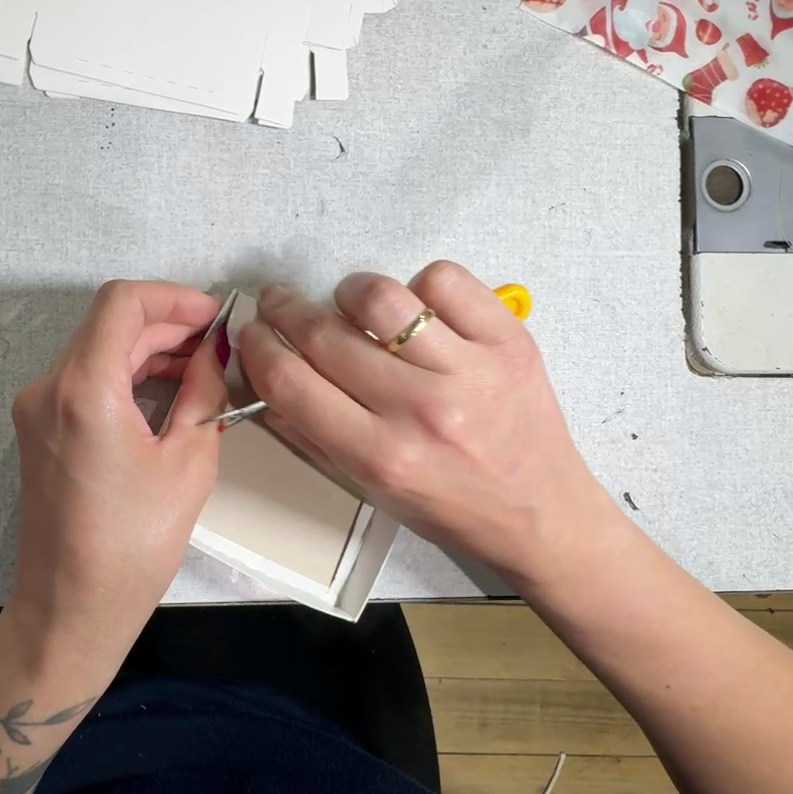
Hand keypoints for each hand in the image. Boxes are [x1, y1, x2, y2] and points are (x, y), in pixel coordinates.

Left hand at [6, 281, 227, 667]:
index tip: (215, 315)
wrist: (71, 607)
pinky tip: (168, 389)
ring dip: (147, 348)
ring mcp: (37, 407)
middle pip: (109, 324)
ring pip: (96, 349)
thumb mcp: (188, 463)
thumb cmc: (133, 546)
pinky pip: (85, 379)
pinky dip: (125, 374)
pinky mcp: (39, 427)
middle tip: (219, 342)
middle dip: (166, 323)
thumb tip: (215, 352)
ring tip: (202, 367)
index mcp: (83, 389)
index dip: (174, 298)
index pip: (122, 303)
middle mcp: (47, 387)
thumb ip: (203, 393)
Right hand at [237, 261, 619, 586]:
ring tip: (348, 303)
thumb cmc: (445, 505)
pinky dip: (417, 286)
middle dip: (284, 310)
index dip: (257, 347)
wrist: (541, 514)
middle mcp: (420, 411)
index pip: (289, 382)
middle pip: (324, 334)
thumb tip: (260, 374)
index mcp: (379, 455)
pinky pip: (444, 280)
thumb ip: (307, 431)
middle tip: (277, 302)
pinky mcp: (510, 341)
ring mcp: (470, 371)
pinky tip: (415, 310)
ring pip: (380, 298)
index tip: (251, 333)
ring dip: (348, 292)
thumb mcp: (365, 486)